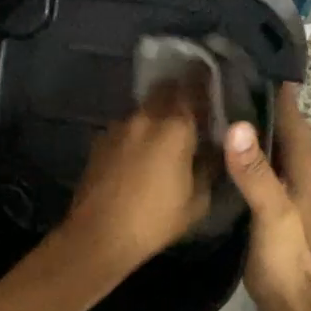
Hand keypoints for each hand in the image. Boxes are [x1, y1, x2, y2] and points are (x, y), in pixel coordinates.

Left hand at [63, 81, 211, 263]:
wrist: (99, 235)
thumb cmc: (154, 220)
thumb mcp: (197, 200)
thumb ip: (207, 168)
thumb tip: (211, 151)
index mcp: (175, 128)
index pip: (193, 88)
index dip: (202, 78)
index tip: (210, 76)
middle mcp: (144, 119)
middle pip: (163, 91)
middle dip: (177, 92)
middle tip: (189, 105)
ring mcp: (117, 128)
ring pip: (142, 110)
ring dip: (154, 116)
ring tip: (163, 135)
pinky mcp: (99, 143)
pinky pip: (124, 129)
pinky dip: (135, 134)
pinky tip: (139, 153)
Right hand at [224, 84, 310, 310]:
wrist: (292, 305)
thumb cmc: (286, 257)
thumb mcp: (271, 211)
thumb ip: (255, 172)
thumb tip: (236, 126)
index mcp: (302, 167)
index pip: (292, 115)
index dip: (275, 88)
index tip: (245, 60)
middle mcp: (294, 172)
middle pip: (278, 127)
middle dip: (256, 102)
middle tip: (217, 79)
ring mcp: (280, 190)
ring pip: (265, 147)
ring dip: (246, 128)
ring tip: (210, 106)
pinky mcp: (264, 206)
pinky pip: (251, 168)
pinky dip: (237, 154)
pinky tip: (212, 152)